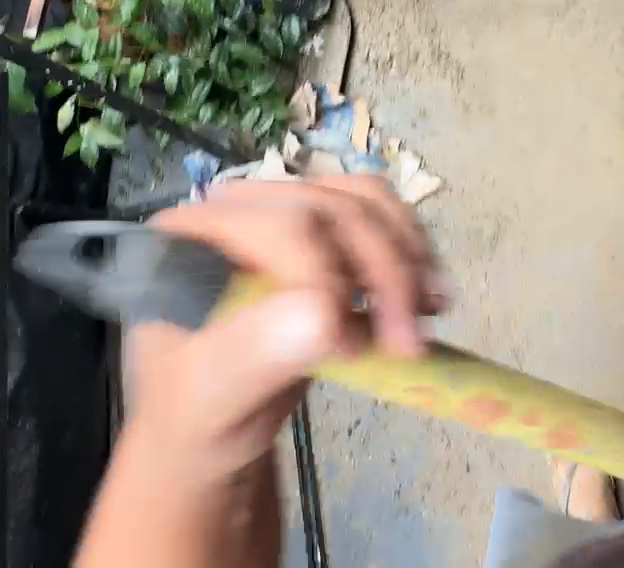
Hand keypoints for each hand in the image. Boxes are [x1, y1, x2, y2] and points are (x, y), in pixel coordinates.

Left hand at [123, 175, 445, 479]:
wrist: (216, 424)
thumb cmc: (197, 417)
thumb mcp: (208, 403)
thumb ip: (252, 355)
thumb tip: (325, 312)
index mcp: (191, 235)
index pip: (281, 225)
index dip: (331, 275)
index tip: (354, 346)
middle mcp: (238, 208)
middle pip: (331, 207)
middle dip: (385, 270)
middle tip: (411, 340)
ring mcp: (284, 210)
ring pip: (364, 199)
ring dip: (407, 251)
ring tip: (432, 307)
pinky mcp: (323, 226)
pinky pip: (379, 212)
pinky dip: (411, 247)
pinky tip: (427, 293)